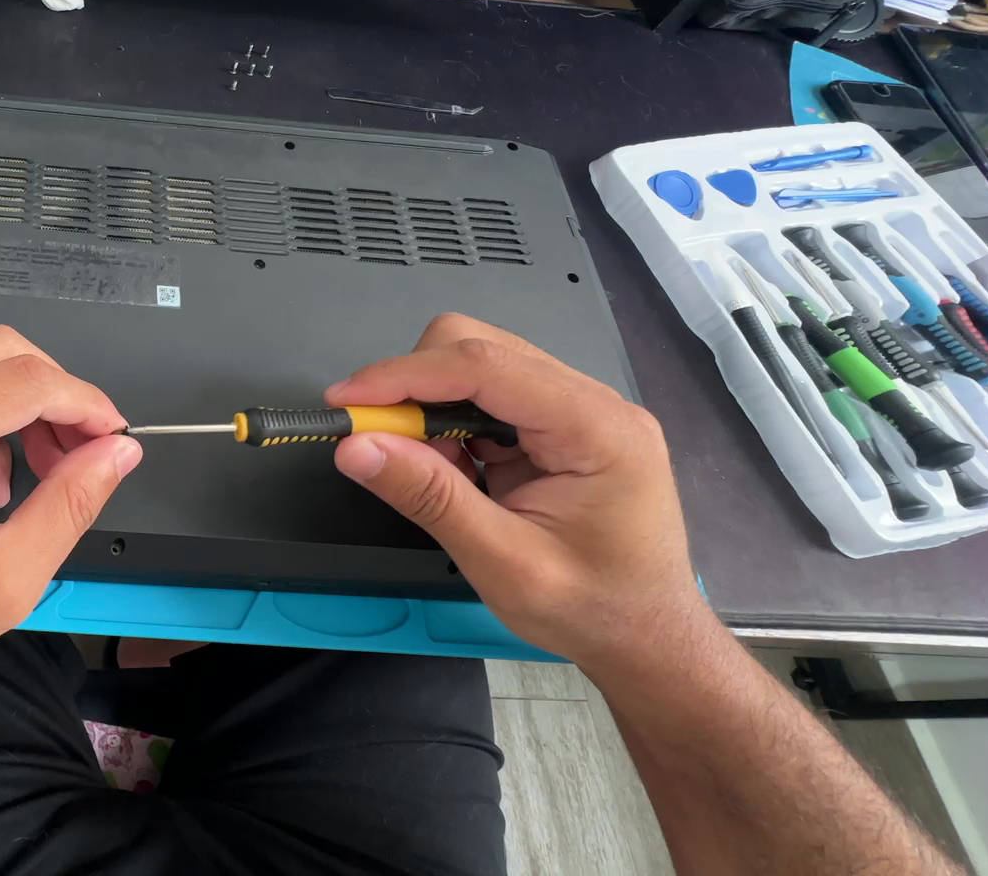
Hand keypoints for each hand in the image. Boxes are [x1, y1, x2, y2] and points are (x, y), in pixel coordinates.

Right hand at [328, 313, 714, 673]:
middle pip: (476, 347)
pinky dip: (444, 422)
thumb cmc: (590, 610)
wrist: (645, 640)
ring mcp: (573, 407)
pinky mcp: (553, 421)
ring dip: (426, 404)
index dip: (403, 375)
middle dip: (413, 384)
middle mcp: (589, 402)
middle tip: (380, 440)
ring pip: (472, 363)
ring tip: (422, 465)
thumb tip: (354, 447)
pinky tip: (449, 468)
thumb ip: (428, 497)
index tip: (343, 402)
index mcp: (596, 428)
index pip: (483, 367)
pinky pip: (479, 394)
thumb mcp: (502, 564)